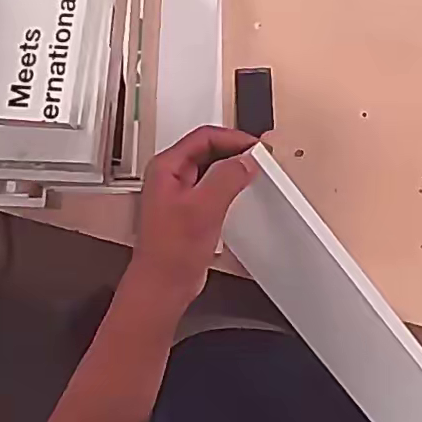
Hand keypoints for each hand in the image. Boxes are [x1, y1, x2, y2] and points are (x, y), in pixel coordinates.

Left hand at [128, 126, 261, 306]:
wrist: (163, 284)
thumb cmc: (169, 252)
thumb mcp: (204, 207)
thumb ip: (227, 178)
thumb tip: (246, 161)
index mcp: (166, 167)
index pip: (204, 137)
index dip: (232, 138)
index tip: (254, 146)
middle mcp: (170, 176)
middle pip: (207, 149)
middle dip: (234, 150)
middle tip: (258, 155)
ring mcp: (179, 192)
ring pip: (211, 167)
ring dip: (233, 167)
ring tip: (253, 169)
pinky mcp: (189, 208)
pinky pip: (212, 185)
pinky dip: (229, 184)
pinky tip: (240, 190)